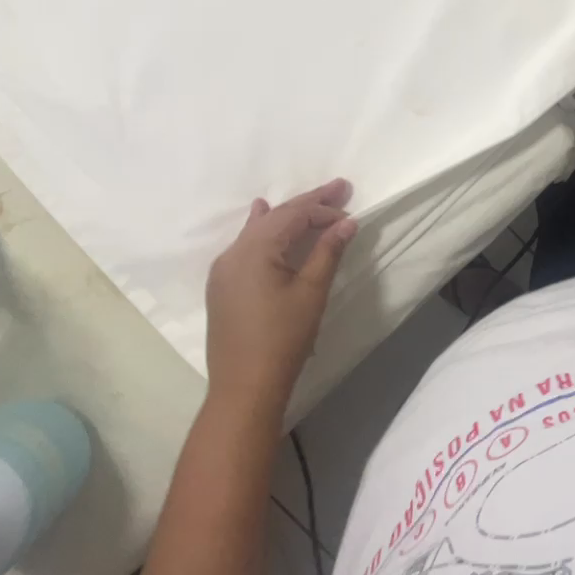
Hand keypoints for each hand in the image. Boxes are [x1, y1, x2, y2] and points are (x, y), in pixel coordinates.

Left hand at [204, 179, 358, 409]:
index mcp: (255, 250)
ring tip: (309, 201)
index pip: (294, 216)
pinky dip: (262, 230)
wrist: (244, 387)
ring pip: (259, 229)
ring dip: (287, 215)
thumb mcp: (312, 292)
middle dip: (308, 203)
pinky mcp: (222, 285)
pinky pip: (245, 245)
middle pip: (276, 217)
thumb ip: (328, 251)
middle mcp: (234, 252)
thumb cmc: (283, 338)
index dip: (325, 210)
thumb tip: (347, 223)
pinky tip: (260, 217)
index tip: (352, 215)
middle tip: (339, 188)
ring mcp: (224, 269)